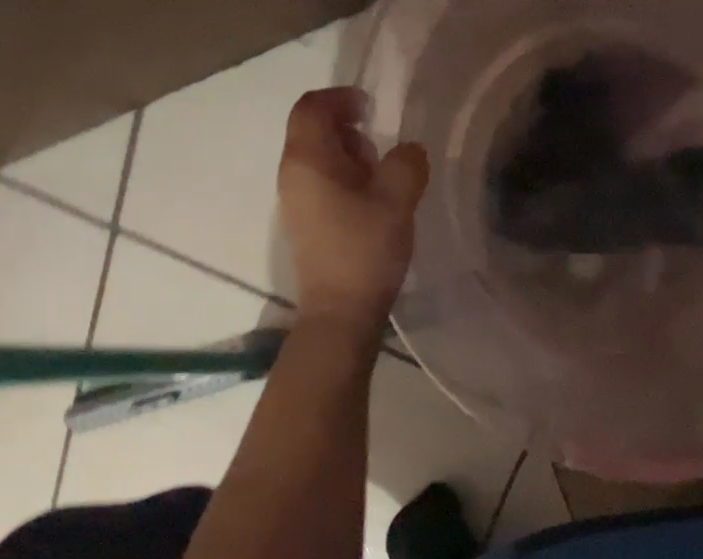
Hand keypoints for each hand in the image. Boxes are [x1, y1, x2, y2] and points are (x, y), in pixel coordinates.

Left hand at [278, 87, 429, 329]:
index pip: (312, 107)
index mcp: (306, 160)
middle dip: (348, 133)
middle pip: (313, 134)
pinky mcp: (307, 232)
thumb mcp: (395, 203)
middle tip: (382, 152)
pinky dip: (346, 189)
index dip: (340, 99)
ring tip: (384, 185)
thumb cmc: (364, 253)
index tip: (370, 108)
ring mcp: (296, 206)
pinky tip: (373, 213)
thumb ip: (406, 165)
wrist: (339, 315)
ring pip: (319, 166)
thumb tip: (410, 151)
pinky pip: (323, 193)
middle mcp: (292, 177)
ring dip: (351, 165)